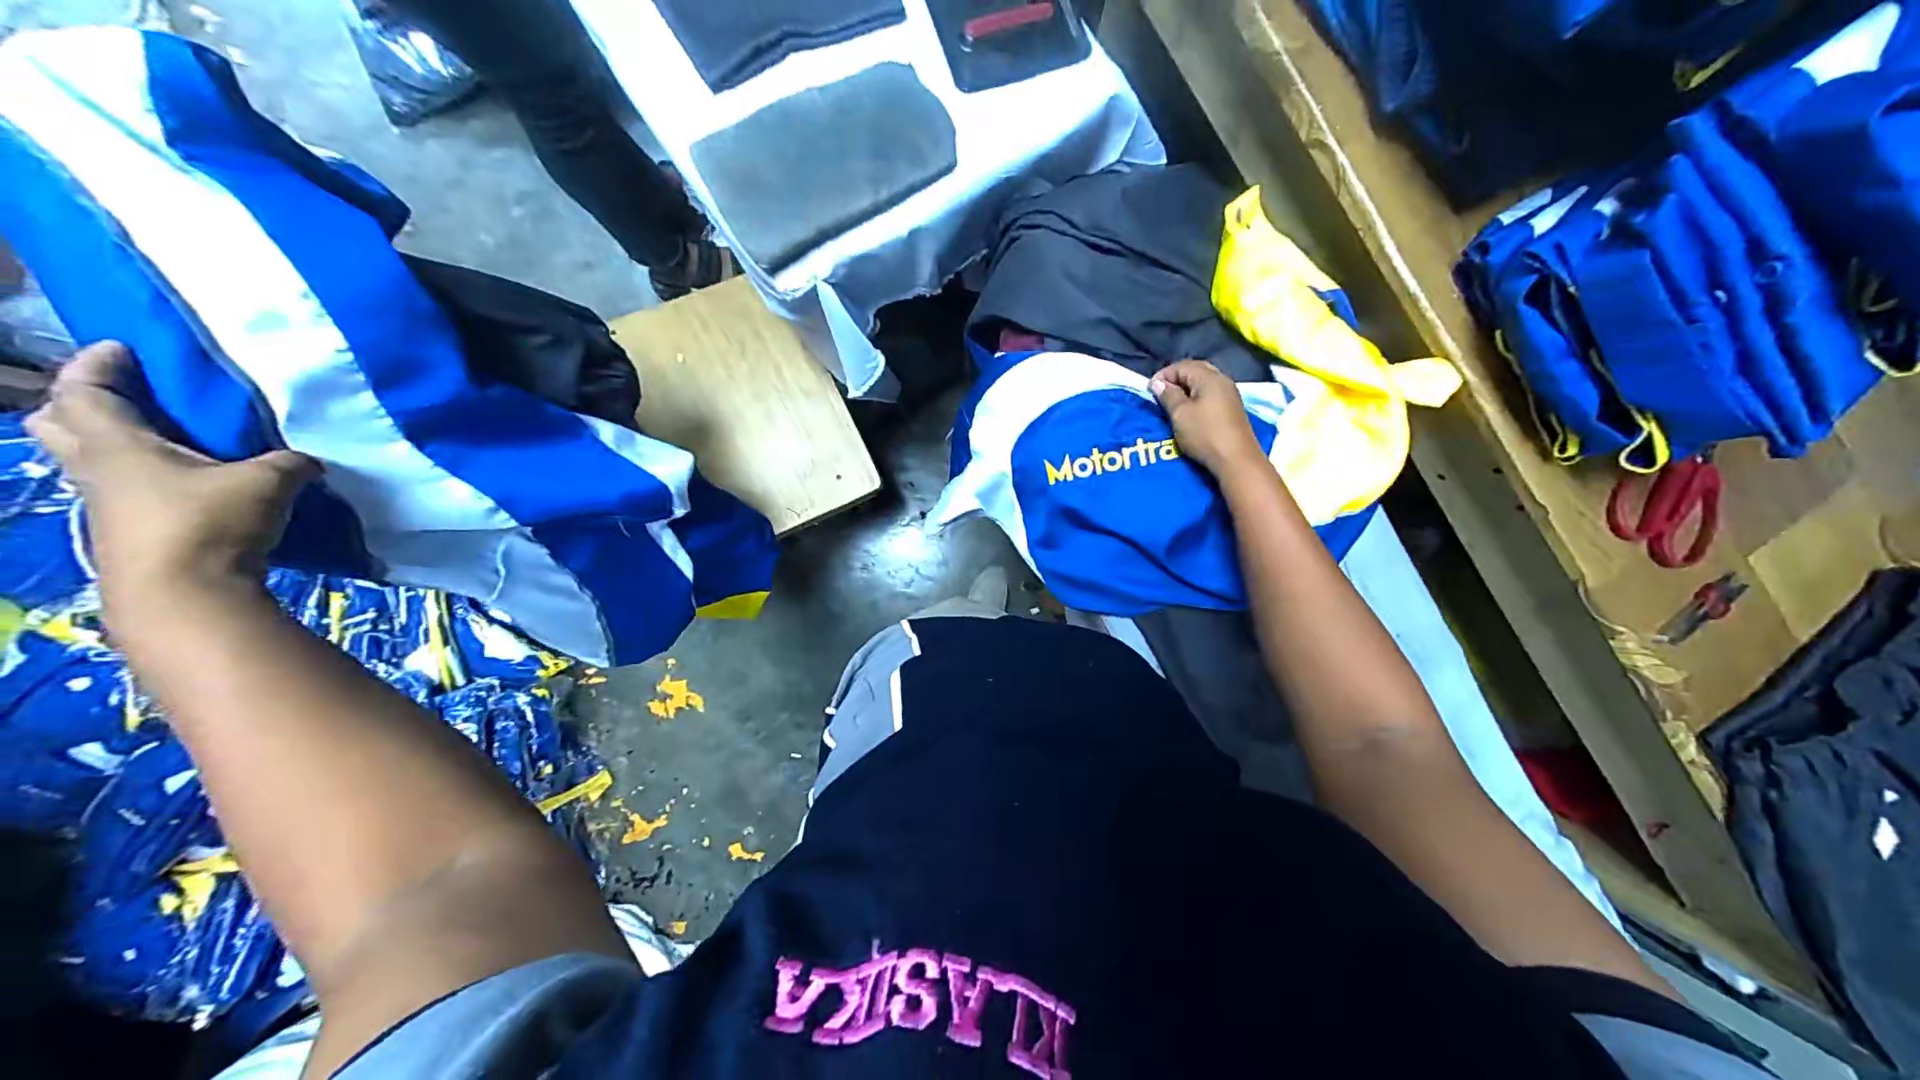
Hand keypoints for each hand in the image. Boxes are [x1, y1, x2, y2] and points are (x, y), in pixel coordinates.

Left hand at [26, 342, 318, 610]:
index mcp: (117, 444)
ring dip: (110, 443)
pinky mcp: (127, 532)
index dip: (98, 364)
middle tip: (123, 394)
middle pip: (59, 424)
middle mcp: (98, 469)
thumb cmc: (211, 523)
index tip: (123, 348)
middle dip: (81, 403)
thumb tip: (308, 460)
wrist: (184, 595)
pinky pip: (122, 490)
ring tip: (159, 438)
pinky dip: (142, 477)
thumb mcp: (268, 482)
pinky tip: (182, 482)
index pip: (85, 390)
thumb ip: (289, 463)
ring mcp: (107, 504)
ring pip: (88, 459)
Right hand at [1150, 360, 1265, 478]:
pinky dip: (1196, 397)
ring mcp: (1229, 395)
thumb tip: (1158, 383)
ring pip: (1204, 383)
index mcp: (1209, 378)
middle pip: (1195, 370)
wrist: (1236, 459)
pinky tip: (1189, 411)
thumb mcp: (1180, 414)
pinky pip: (1210, 394)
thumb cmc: (1204, 434)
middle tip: (1161, 394)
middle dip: (1176, 378)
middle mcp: (1222, 380)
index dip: (1163, 375)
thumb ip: (1168, 395)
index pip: (1182, 366)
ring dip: (1186, 389)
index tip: (1150, 391)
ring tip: (1172, 403)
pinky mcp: (1232, 409)